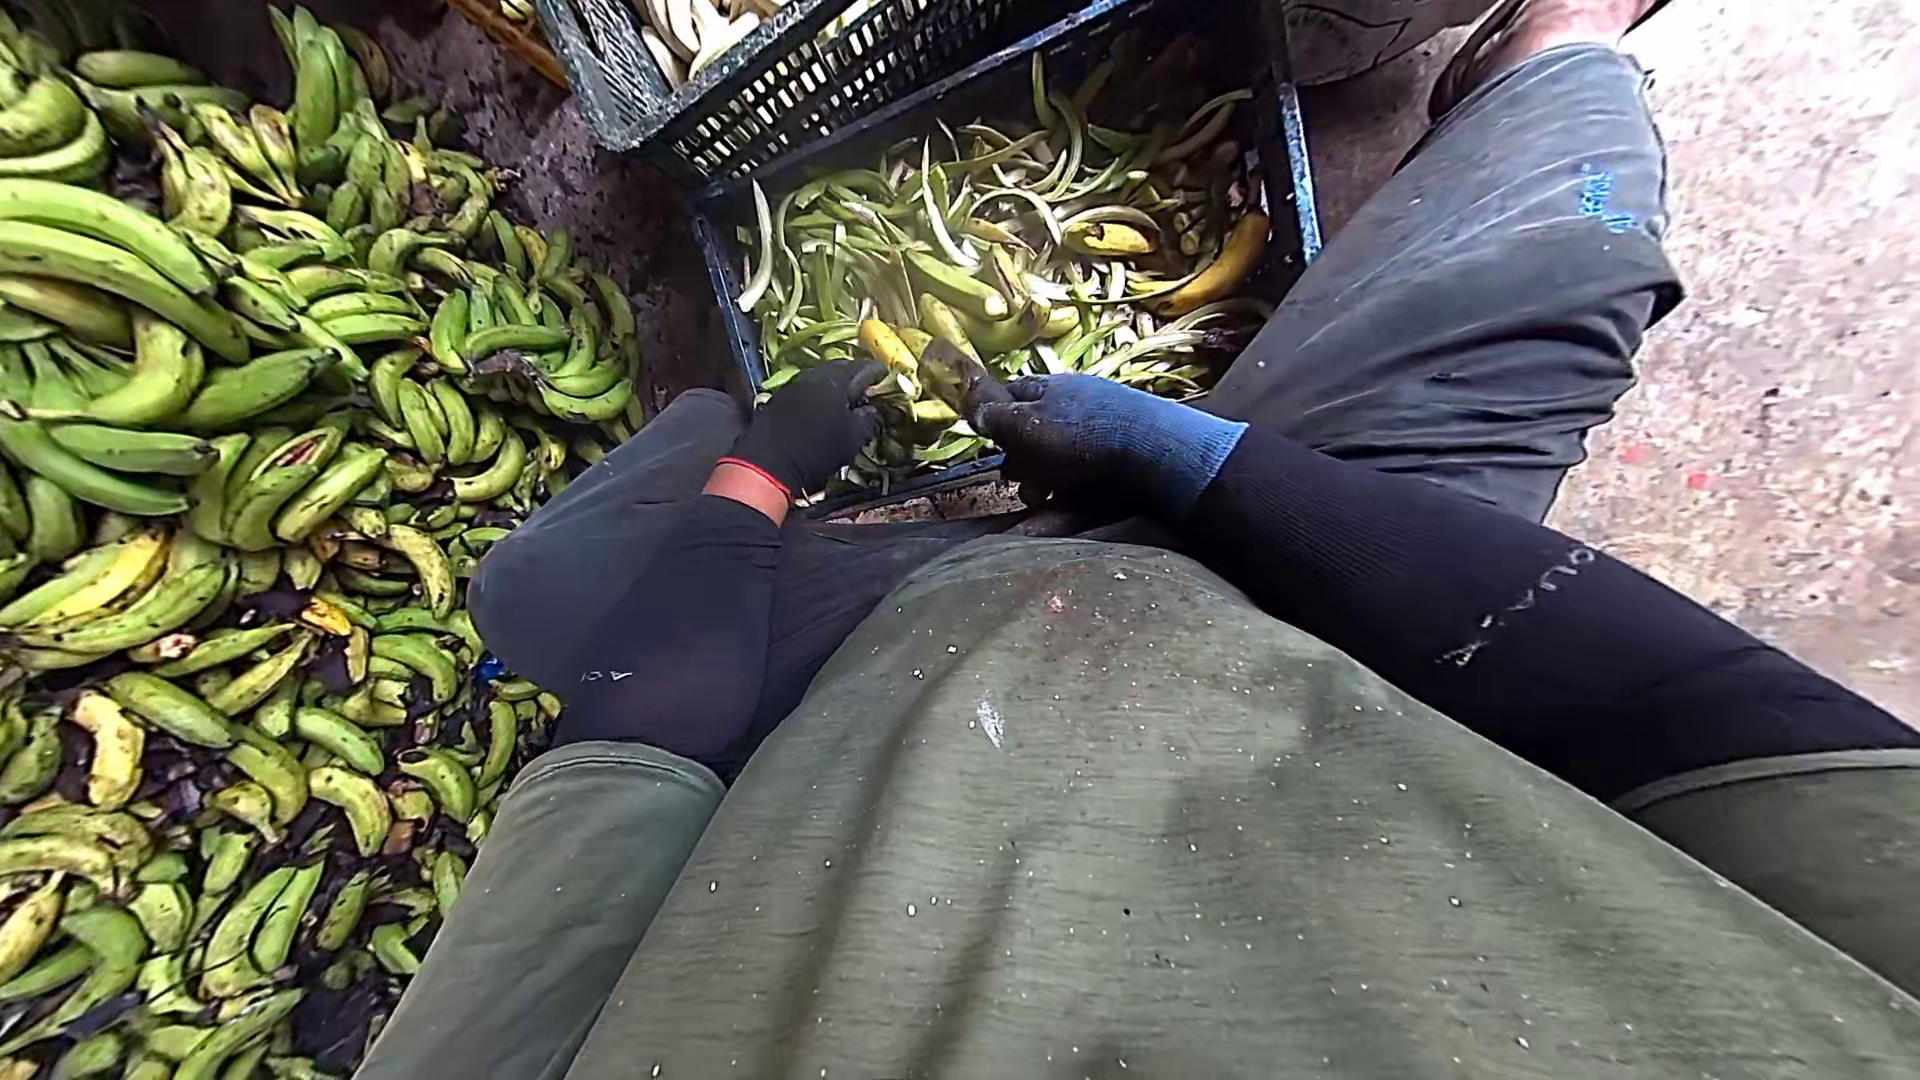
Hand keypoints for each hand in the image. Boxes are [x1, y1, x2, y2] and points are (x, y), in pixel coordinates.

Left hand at [721, 359, 884, 498]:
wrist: (768, 464)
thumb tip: (879, 410)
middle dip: (860, 381)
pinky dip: (823, 399)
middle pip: (843, 370)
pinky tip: (826, 415)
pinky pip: (810, 392)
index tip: (890, 387)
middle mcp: (814, 374)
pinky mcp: (781, 399)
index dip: (882, 377)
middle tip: (872, 396)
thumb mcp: (854, 437)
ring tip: (850, 407)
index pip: (867, 368)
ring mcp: (795, 385)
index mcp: (836, 378)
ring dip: (839, 391)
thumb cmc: (818, 449)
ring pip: (825, 380)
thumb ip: (871, 419)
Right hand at [972, 375, 1247, 517]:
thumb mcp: (1026, 424)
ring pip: (1054, 463)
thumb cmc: (1080, 435)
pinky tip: (1052, 517)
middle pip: (1033, 434)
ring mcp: (1098, 435)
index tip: (987, 441)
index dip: (994, 416)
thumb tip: (972, 408)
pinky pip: (1078, 482)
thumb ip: (995, 417)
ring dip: (1038, 486)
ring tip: (1036, 503)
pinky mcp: (1116, 463)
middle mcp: (1074, 408)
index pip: (1012, 394)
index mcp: (1051, 390)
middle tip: (1015, 483)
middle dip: (1019, 463)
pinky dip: (1063, 500)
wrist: (1154, 454)